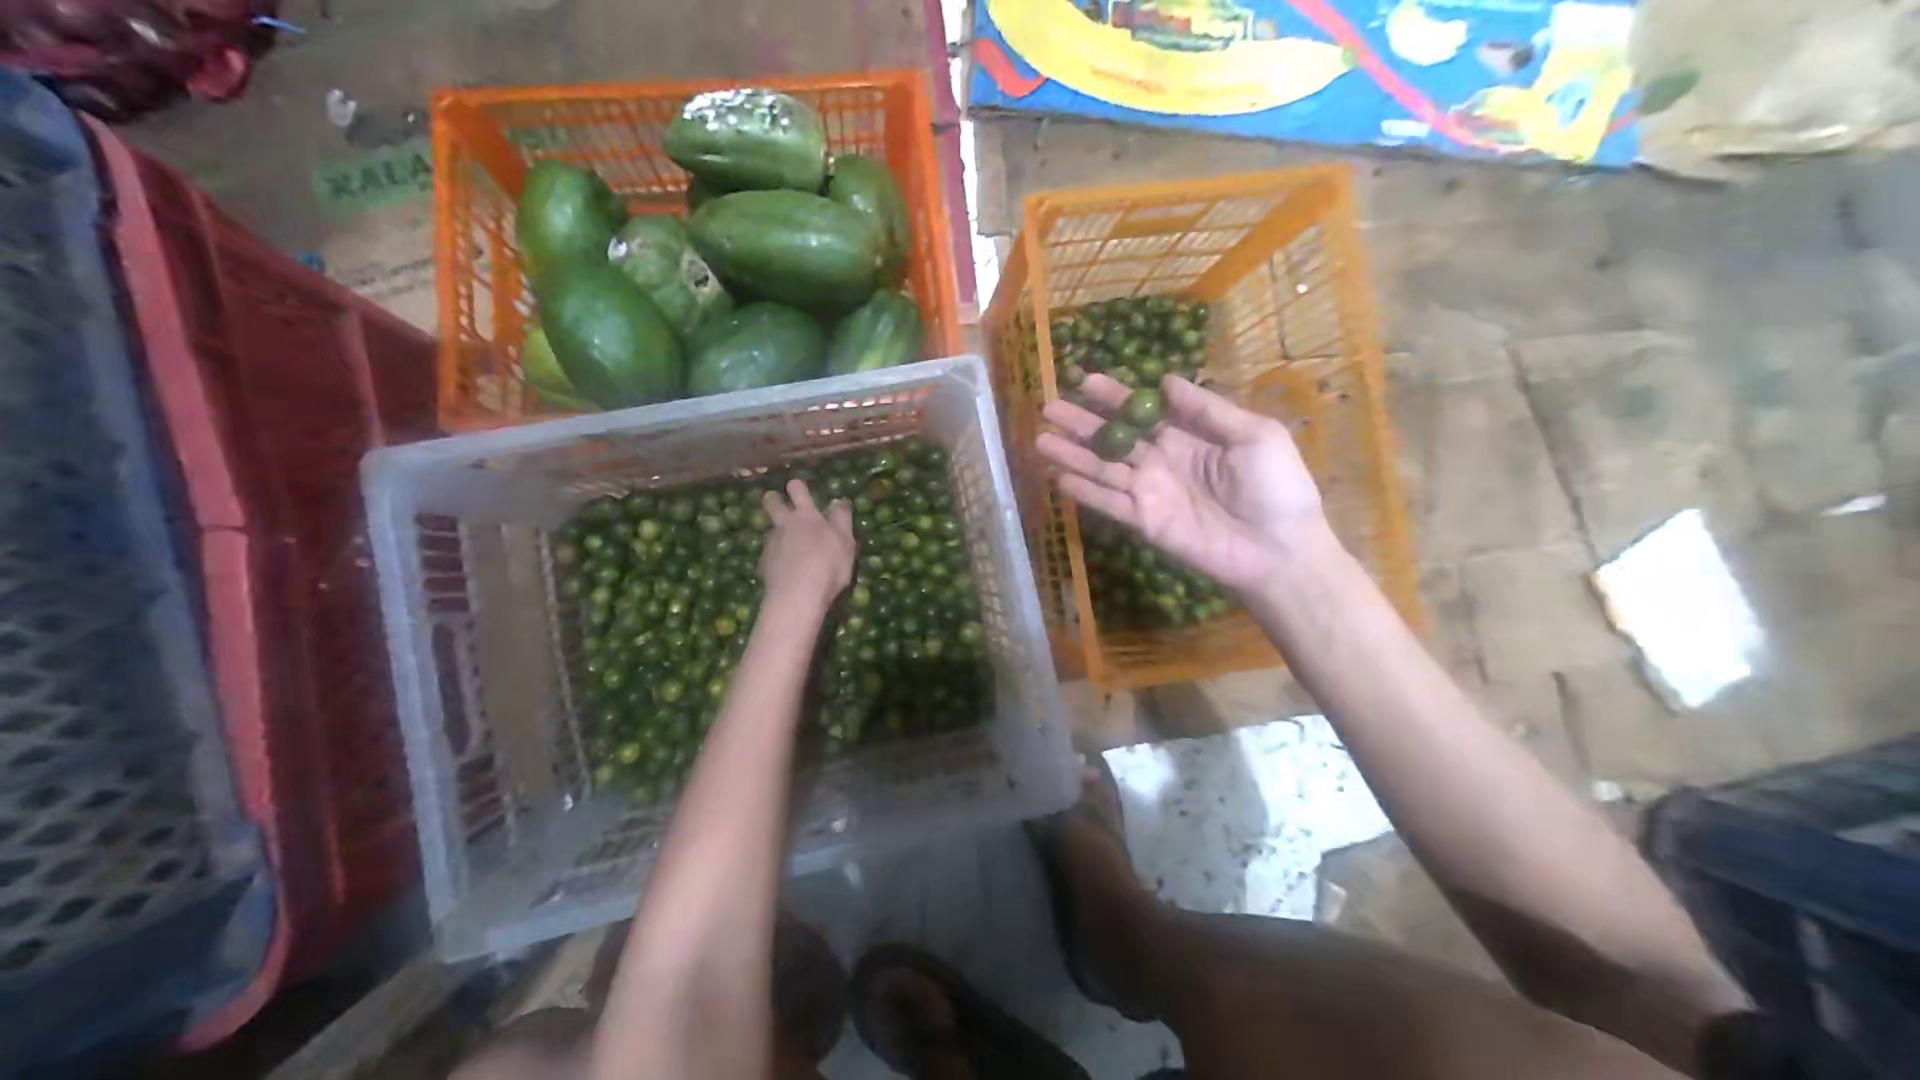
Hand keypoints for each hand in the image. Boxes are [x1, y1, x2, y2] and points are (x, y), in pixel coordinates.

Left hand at [759, 479, 856, 613]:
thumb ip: (842, 519)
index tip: (799, 488)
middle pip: (772, 503)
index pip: (798, 489)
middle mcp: (785, 524)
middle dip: (774, 500)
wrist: (797, 595)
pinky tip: (786, 568)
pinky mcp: (764, 563)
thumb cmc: (828, 565)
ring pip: (771, 529)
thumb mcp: (845, 541)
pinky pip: (770, 552)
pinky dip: (777, 556)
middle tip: (780, 504)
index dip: (797, 487)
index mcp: (806, 515)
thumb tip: (839, 500)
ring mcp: (771, 543)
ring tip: (789, 546)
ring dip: (778, 532)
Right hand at [1036, 374, 1331, 592]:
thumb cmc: (1277, 487)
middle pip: (1114, 438)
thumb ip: (1208, 409)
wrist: (1279, 549)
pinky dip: (1084, 492)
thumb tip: (1166, 382)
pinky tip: (1058, 478)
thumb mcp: (1255, 434)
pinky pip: (1109, 503)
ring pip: (1104, 468)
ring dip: (1073, 454)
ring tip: (1041, 439)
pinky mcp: (1144, 522)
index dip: (1114, 396)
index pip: (1143, 411)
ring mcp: (1150, 493)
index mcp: (1189, 437)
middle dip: (1082, 423)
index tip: (1085, 380)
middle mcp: (1162, 462)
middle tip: (1049, 407)